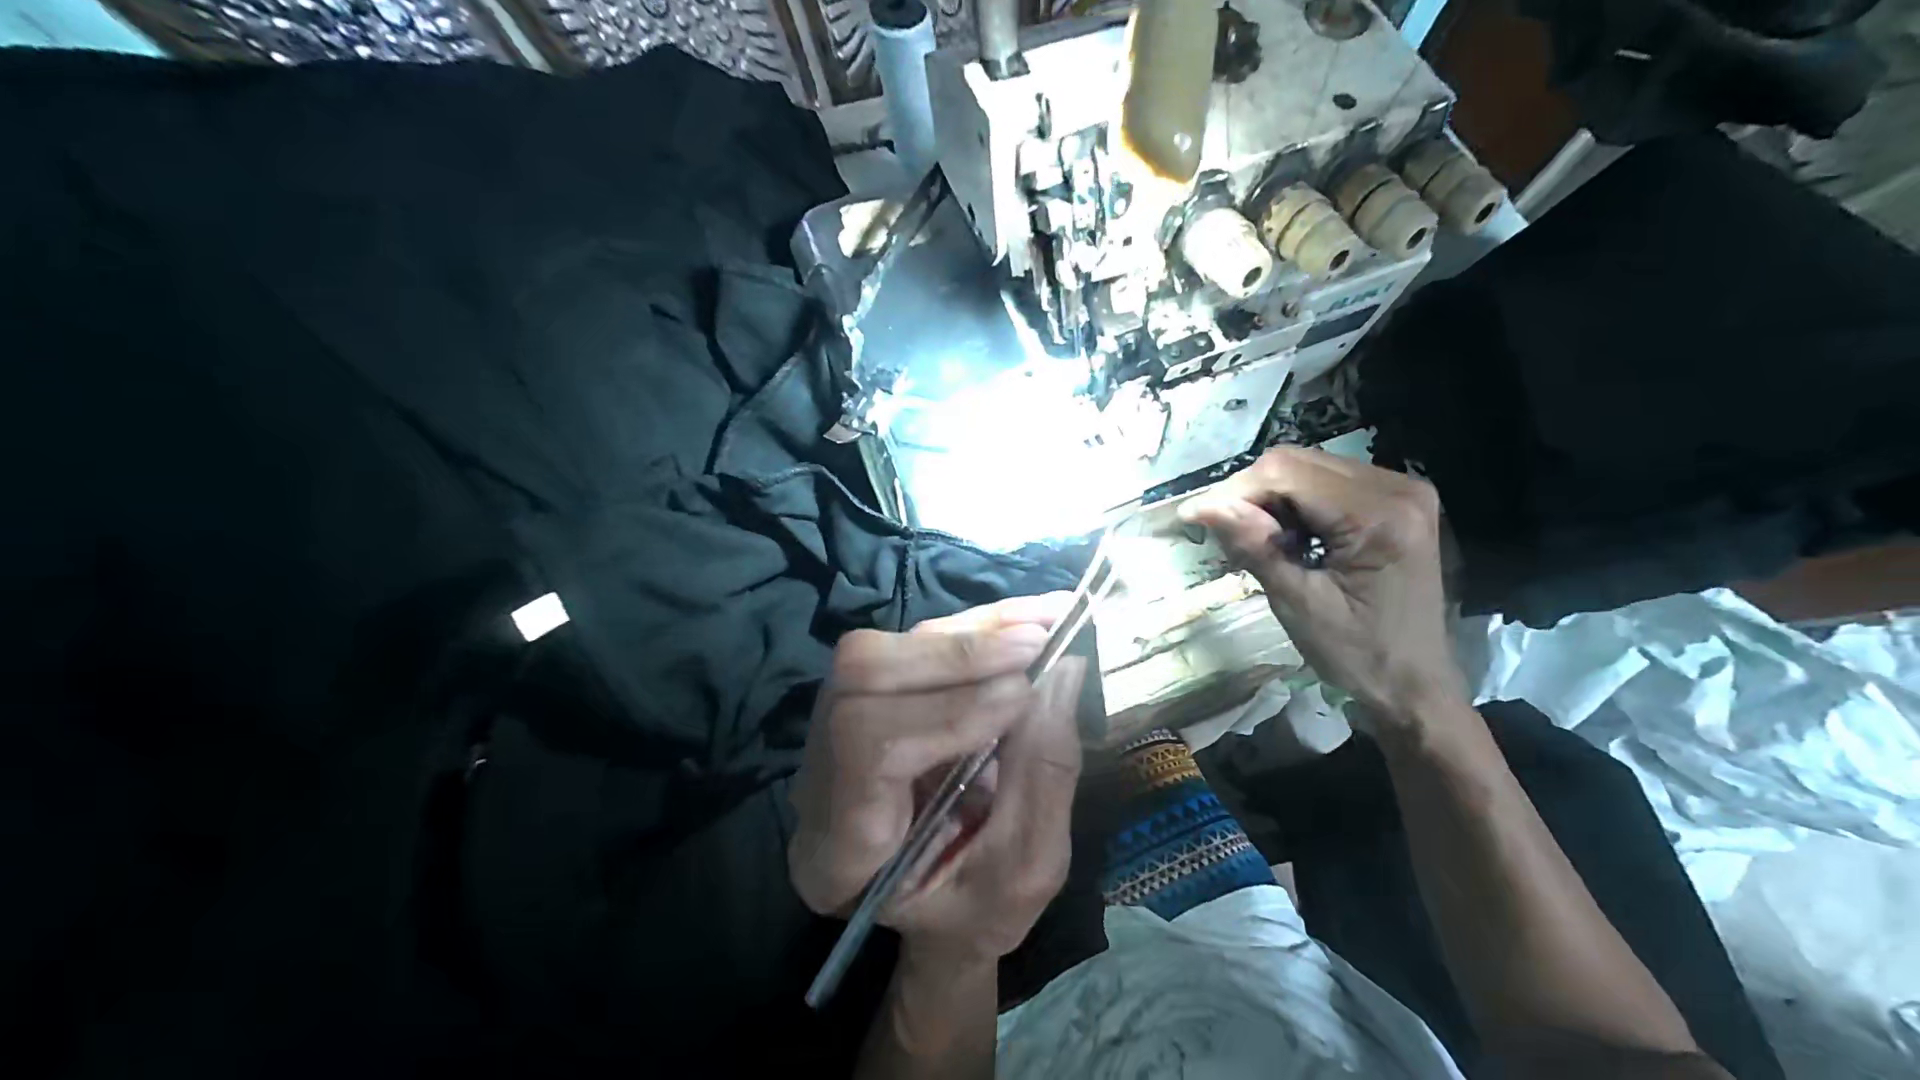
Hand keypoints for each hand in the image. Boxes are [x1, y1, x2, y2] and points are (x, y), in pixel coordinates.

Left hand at [789, 595, 1086, 964]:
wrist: (934, 907)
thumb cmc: (975, 910)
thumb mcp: (1025, 869)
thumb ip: (1042, 775)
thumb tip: (1062, 673)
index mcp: (839, 847)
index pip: (867, 748)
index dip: (945, 710)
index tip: (1022, 693)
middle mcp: (820, 772)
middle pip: (862, 678)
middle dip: (955, 654)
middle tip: (1039, 641)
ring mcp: (832, 726)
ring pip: (884, 650)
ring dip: (969, 632)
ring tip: (1044, 621)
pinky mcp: (866, 698)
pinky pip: (910, 644)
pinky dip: (971, 628)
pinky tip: (1023, 620)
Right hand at [1178, 446, 1464, 726]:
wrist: (1415, 682)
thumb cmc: (1358, 653)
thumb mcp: (1297, 603)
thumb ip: (1253, 547)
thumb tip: (1202, 506)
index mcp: (1379, 516)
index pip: (1286, 473)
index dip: (1235, 491)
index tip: (1198, 519)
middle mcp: (1397, 488)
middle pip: (1296, 462)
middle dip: (1252, 494)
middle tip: (1233, 538)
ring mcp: (1401, 490)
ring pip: (1308, 467)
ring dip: (1272, 499)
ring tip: (1265, 542)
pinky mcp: (1396, 500)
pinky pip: (1327, 481)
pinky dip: (1296, 503)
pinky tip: (1292, 538)